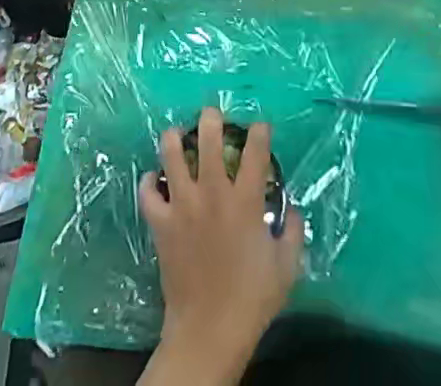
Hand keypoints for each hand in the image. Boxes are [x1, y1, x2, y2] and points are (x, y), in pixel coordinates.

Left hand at [137, 108, 302, 384]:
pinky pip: (147, 191)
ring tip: (177, 133)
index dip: (259, 133)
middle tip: (211, 113)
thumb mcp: (287, 265)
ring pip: (170, 157)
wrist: (210, 327)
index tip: (260, 125)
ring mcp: (181, 206)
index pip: (255, 154)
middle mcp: (211, 194)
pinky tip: (153, 177)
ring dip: (173, 139)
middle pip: (207, 142)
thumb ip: (293, 231)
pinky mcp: (159, 222)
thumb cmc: (253, 297)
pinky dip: (149, 181)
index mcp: (245, 202)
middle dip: (210, 120)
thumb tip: (291, 208)